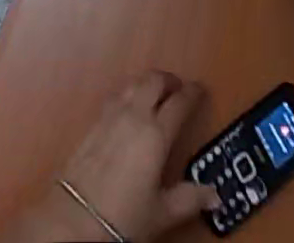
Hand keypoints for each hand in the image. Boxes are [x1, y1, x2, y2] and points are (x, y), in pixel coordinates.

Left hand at [7, 71, 217, 241]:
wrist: (78, 213)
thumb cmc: (126, 213)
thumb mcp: (164, 211)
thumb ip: (190, 198)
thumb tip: (214, 196)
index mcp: (156, 134)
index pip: (178, 103)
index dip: (192, 93)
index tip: (200, 88)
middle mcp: (134, 116)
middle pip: (153, 81)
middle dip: (168, 80)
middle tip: (179, 87)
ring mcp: (111, 114)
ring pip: (133, 83)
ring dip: (147, 82)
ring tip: (157, 91)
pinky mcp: (95, 119)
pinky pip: (117, 94)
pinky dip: (130, 91)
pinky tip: (131, 103)